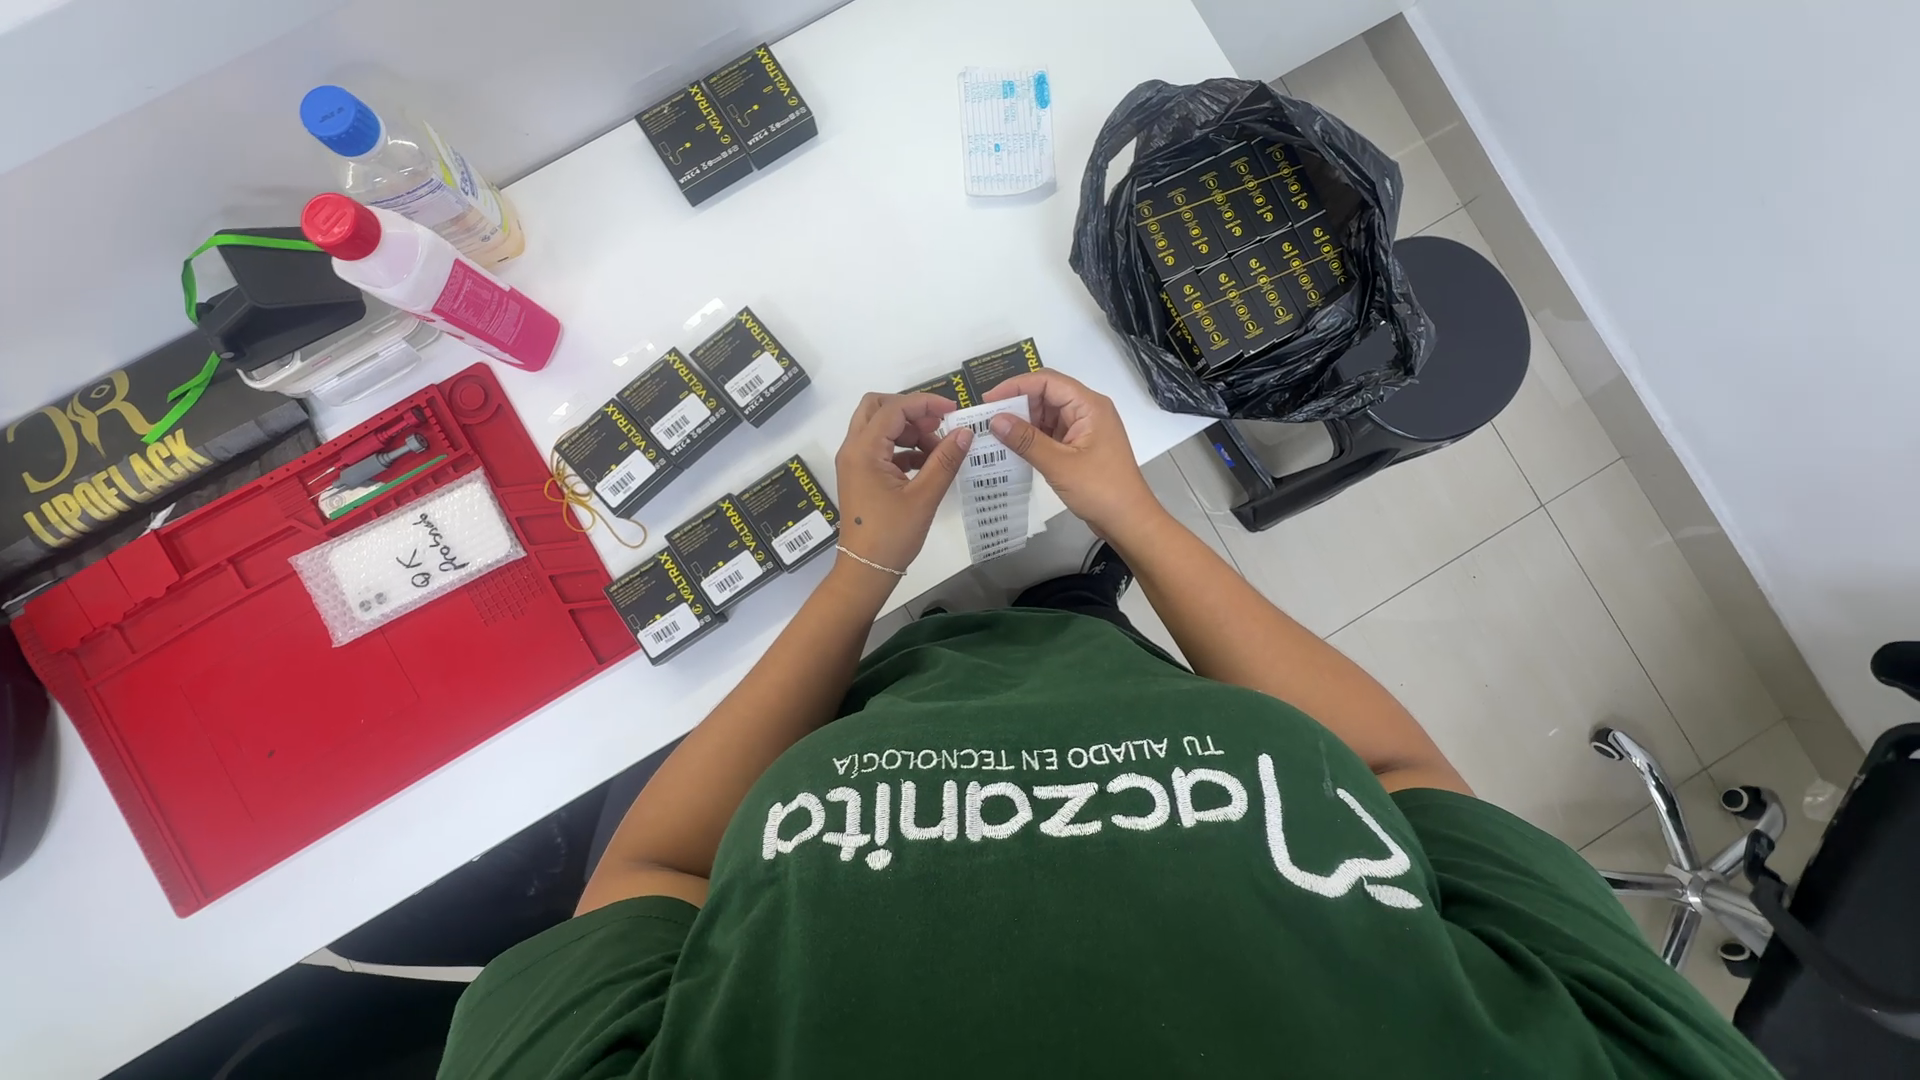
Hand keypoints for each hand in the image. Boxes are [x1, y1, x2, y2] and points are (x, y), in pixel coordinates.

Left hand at [832, 392, 972, 573]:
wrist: (866, 570)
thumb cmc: (892, 536)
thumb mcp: (924, 497)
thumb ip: (945, 461)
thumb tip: (965, 433)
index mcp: (863, 451)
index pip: (894, 408)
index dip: (925, 403)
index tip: (953, 411)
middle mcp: (853, 450)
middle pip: (877, 408)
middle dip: (910, 410)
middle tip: (938, 425)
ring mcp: (855, 463)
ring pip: (879, 427)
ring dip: (909, 430)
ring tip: (938, 451)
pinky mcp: (861, 476)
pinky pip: (881, 448)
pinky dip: (904, 448)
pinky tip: (927, 465)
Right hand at [982, 371, 1163, 540]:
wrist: (1128, 520)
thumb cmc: (1100, 490)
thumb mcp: (1059, 464)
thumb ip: (1026, 440)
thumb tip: (995, 420)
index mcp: (1089, 405)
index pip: (1047, 381)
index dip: (1015, 386)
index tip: (988, 400)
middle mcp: (1087, 410)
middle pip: (1046, 395)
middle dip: (1017, 404)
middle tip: (987, 420)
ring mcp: (1084, 429)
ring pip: (1047, 415)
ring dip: (1023, 422)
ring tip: (994, 434)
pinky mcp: (1079, 446)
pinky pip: (1051, 433)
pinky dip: (1032, 438)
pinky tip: (1012, 447)